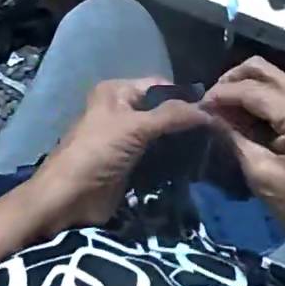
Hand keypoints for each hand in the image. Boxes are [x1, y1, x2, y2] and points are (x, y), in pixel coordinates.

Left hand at [26, 78, 211, 233]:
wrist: (68, 200)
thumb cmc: (97, 153)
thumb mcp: (134, 128)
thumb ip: (171, 116)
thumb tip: (209, 110)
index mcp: (117, 91)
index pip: (158, 85)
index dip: (183, 96)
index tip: (213, 110)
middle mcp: (121, 109)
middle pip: (161, 108)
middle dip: (185, 119)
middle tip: (217, 131)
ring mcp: (125, 137)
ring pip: (161, 133)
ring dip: (181, 141)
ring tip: (211, 147)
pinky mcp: (130, 162)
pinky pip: (157, 154)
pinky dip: (174, 157)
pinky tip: (195, 163)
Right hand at [203, 58, 284, 244]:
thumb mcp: (260, 174)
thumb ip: (233, 136)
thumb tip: (206, 113)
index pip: (251, 90)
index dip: (221, 94)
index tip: (198, 106)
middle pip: (260, 68)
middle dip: (230, 81)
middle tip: (210, 103)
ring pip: (267, 73)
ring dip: (242, 85)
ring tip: (221, 108)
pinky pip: (276, 86)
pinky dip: (255, 93)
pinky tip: (240, 112)